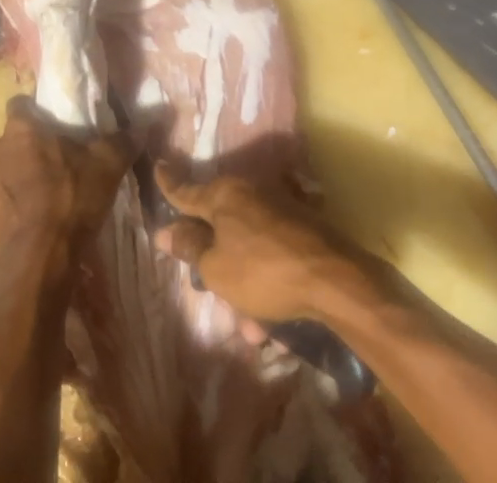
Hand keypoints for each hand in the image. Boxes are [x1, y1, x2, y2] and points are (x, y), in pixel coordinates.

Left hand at [0, 96, 132, 270]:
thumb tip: (142, 125)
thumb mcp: (108, 167)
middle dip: (20, 153)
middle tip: (46, 172)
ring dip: (3, 182)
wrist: (39, 261)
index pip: (20, 106)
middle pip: (4, 143)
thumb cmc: (72, 201)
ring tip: (29, 203)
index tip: (52, 132)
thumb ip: (123, 140)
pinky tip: (16, 226)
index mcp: (19, 130)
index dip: (36, 116)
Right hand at [153, 165, 373, 322]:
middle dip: (213, 264)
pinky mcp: (305, 233)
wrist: (337, 282)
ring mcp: (282, 212)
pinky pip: (273, 262)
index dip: (170, 184)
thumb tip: (167, 230)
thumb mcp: (216, 267)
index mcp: (226, 195)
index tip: (159, 165)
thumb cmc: (264, 272)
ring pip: (247, 253)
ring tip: (252, 331)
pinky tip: (273, 327)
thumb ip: (191, 248)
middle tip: (207, 289)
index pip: (187, 191)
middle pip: (219, 227)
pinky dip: (268, 291)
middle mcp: (253, 194)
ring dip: (244, 292)